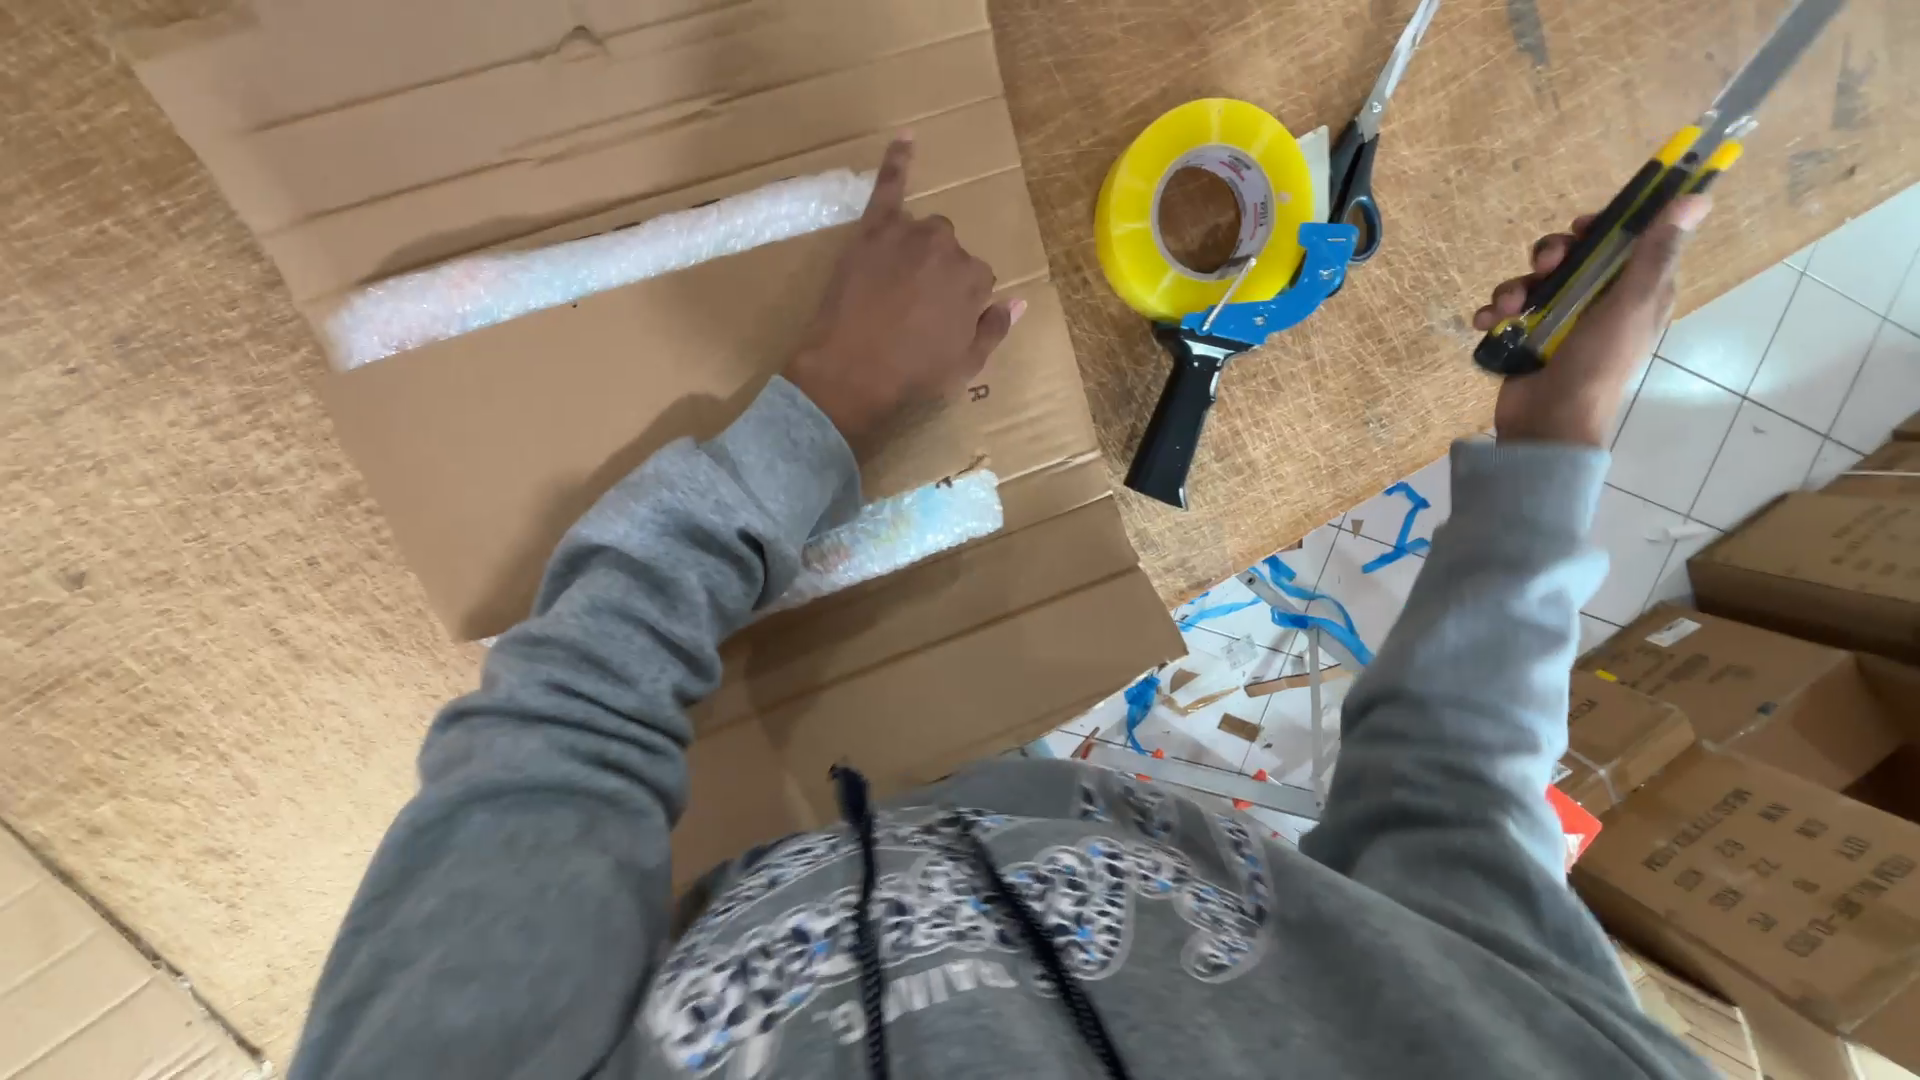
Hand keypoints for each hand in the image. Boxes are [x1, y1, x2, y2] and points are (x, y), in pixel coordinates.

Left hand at [784, 136, 1023, 443]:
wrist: (851, 372)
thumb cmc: (912, 374)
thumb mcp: (966, 364)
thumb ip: (995, 328)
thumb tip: (1018, 302)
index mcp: (975, 279)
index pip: (978, 281)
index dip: (959, 305)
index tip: (940, 324)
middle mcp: (947, 247)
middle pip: (952, 254)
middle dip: (940, 277)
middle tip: (914, 310)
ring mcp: (909, 234)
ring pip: (925, 232)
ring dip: (918, 250)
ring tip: (895, 285)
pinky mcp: (872, 229)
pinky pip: (888, 186)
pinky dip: (898, 161)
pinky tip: (906, 139)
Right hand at [1475, 195, 1711, 446]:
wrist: (1548, 421)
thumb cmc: (1597, 364)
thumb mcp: (1630, 306)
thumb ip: (1654, 254)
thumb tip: (1695, 199)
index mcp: (1634, 289)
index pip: (1624, 240)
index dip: (1606, 225)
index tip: (1584, 225)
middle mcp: (1597, 299)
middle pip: (1573, 254)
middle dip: (1552, 254)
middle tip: (1545, 266)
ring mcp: (1557, 319)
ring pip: (1533, 280)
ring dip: (1514, 287)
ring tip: (1506, 308)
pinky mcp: (1523, 336)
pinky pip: (1504, 310)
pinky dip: (1492, 312)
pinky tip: (1486, 323)